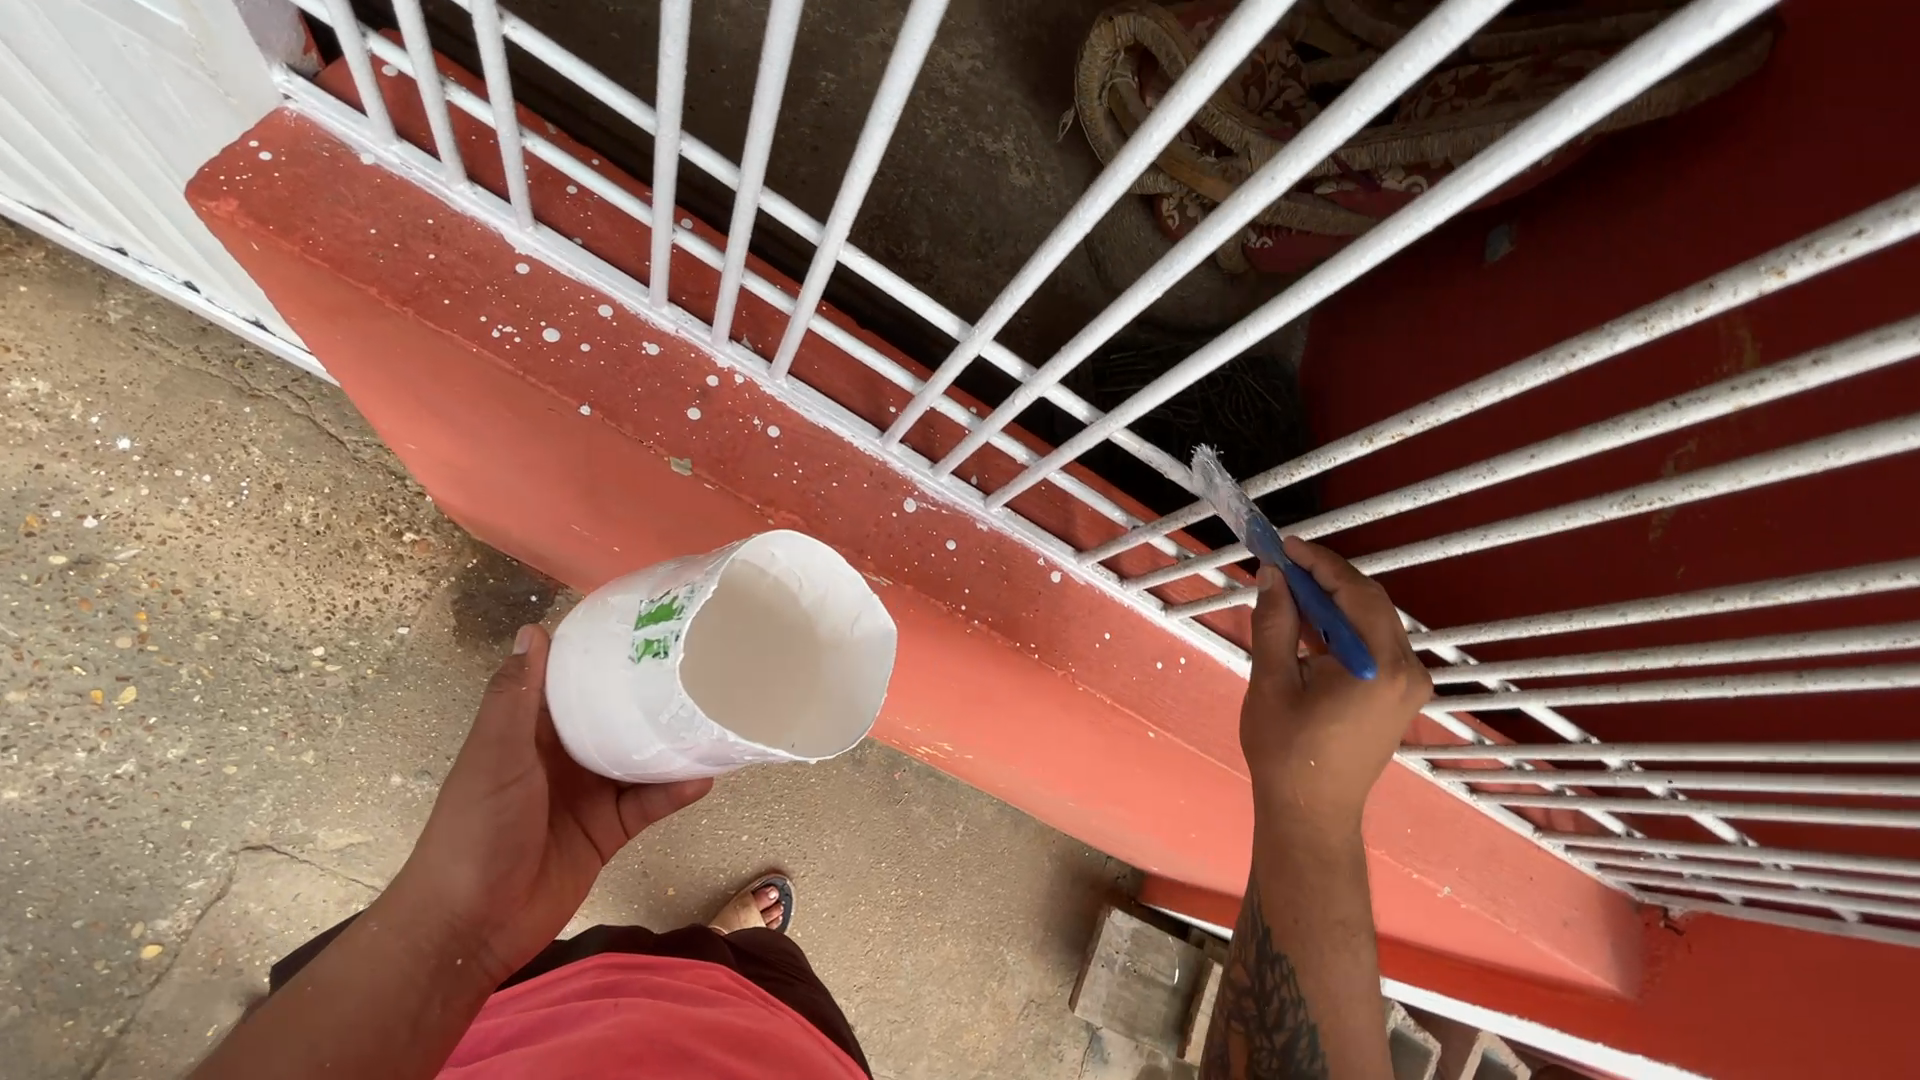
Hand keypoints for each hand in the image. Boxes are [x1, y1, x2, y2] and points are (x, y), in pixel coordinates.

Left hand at [387, 624, 710, 983]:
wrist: (471, 926)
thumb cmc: (475, 830)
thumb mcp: (494, 757)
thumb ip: (515, 698)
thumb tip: (536, 628)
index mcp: (530, 732)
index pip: (568, 681)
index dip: (599, 652)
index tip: (642, 621)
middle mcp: (563, 757)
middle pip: (613, 716)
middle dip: (649, 694)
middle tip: (699, 664)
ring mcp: (589, 794)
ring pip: (639, 757)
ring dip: (671, 743)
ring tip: (714, 717)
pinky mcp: (610, 831)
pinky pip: (649, 803)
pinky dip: (674, 791)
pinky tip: (704, 777)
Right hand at [1240, 537, 1430, 835]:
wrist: (1311, 812)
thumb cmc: (1286, 751)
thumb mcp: (1271, 682)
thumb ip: (1275, 623)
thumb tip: (1273, 574)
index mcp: (1380, 666)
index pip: (1356, 593)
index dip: (1319, 563)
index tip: (1284, 545)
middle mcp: (1407, 670)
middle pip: (1369, 603)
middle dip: (1325, 579)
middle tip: (1281, 564)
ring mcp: (1408, 684)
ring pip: (1372, 621)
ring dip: (1331, 602)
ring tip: (1287, 589)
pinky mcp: (1398, 695)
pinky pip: (1373, 644)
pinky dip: (1340, 628)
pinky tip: (1307, 624)